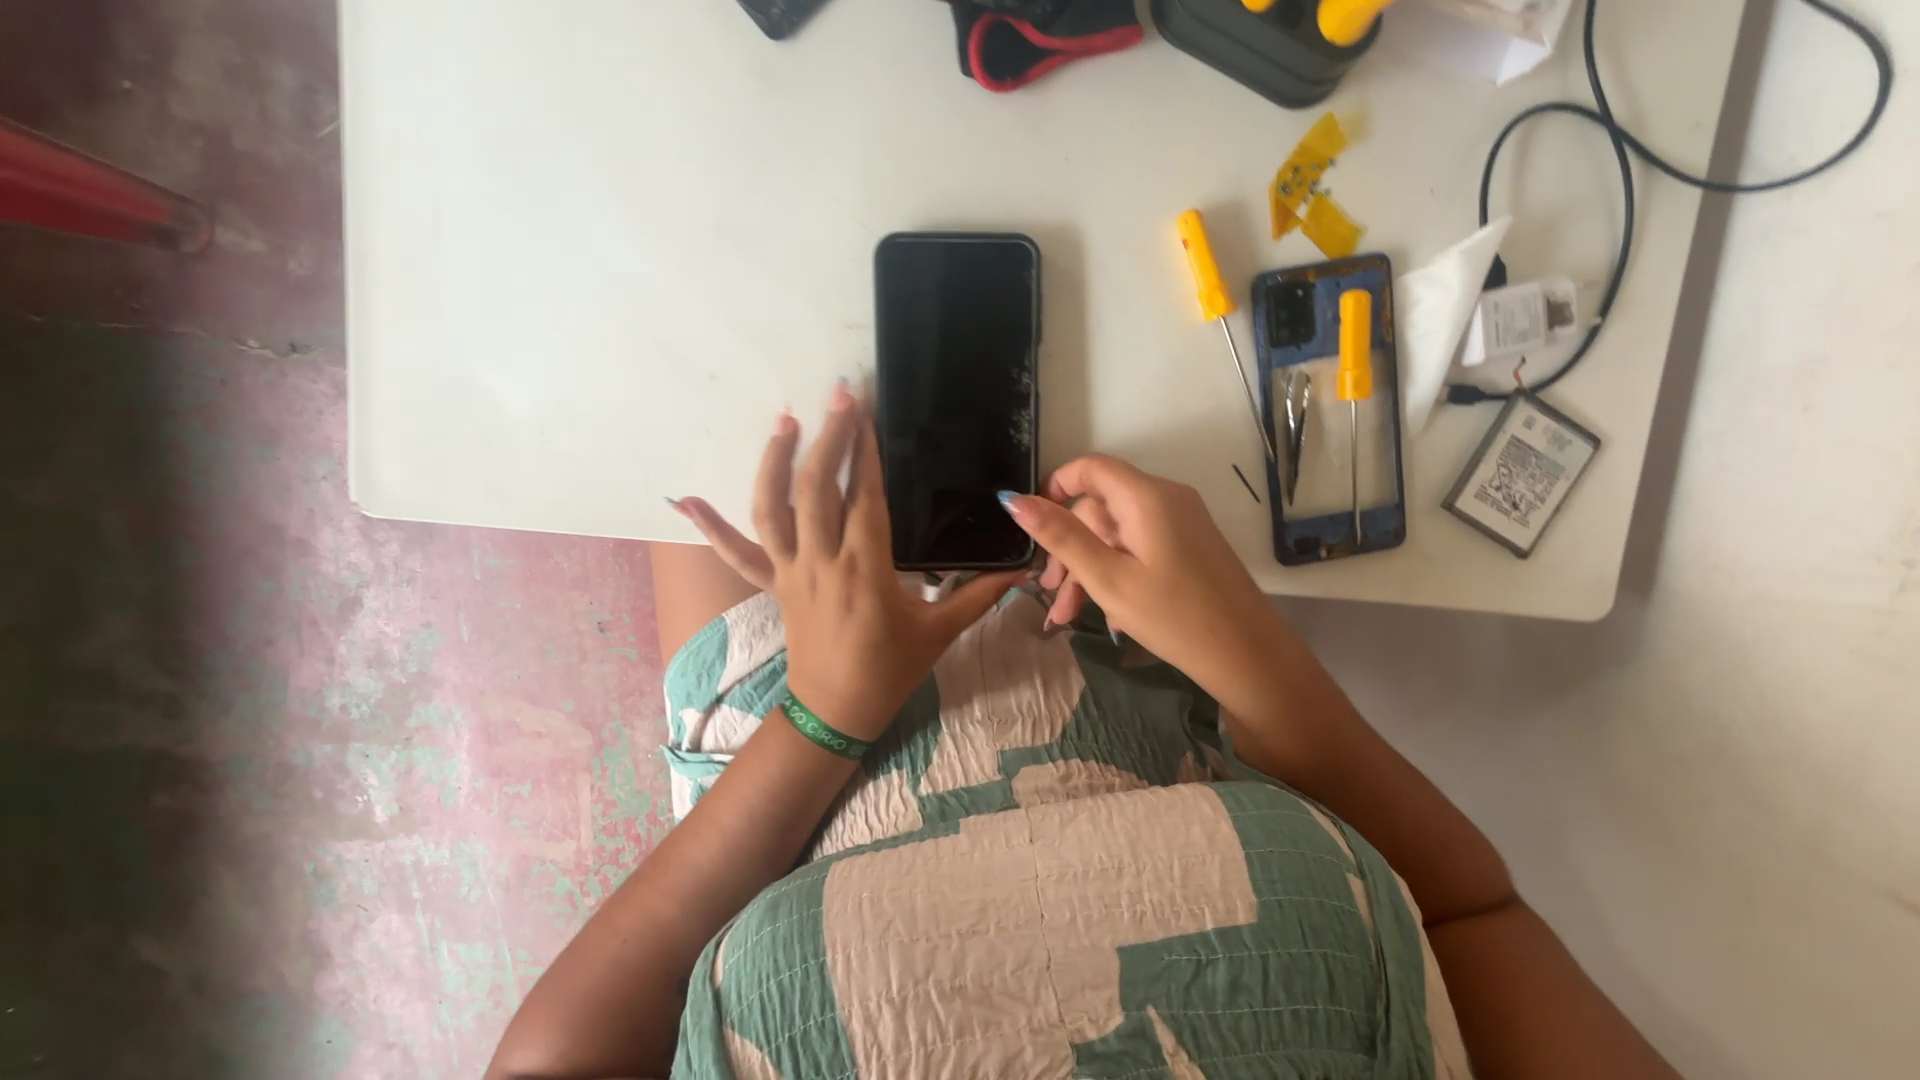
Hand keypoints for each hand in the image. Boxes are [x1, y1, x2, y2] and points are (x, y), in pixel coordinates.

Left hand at [672, 383, 1022, 740]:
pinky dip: (709, 526)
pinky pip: (735, 554)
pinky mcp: (772, 585)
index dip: (865, 452)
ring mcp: (790, 572)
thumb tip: (1024, 566)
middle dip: (829, 438)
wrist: (836, 711)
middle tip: (839, 397)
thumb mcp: (940, 632)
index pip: (863, 497)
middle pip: (817, 490)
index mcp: (865, 570)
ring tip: (785, 421)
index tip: (867, 410)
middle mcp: (821, 562)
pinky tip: (683, 498)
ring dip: (775, 462)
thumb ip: (980, 594)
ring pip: (772, 509)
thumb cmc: (891, 670)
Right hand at [1001, 455, 1288, 703]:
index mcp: (1146, 497)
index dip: (1056, 487)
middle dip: (1069, 548)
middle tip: (1050, 595)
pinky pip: (1139, 546)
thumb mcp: (1107, 578)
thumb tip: (1014, 499)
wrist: (1247, 655)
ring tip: (1068, 615)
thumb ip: (1061, 537)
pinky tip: (1104, 614)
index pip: (1090, 467)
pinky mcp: (1190, 545)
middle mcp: (1166, 498)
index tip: (1033, 527)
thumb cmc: (1173, 616)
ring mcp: (1182, 522)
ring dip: (1088, 569)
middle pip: (1100, 507)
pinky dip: (1116, 572)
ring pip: (1117, 533)